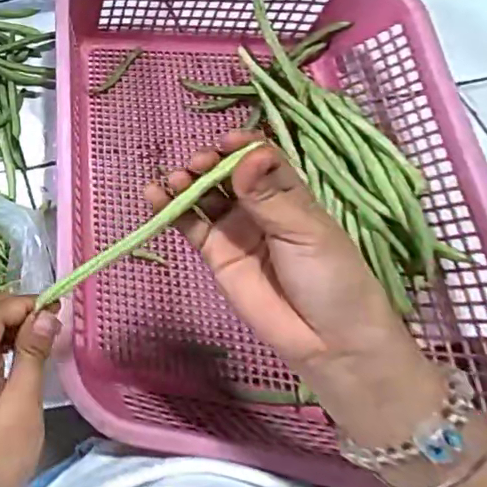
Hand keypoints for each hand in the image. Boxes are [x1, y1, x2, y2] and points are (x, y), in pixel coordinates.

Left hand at [0, 295, 59, 486]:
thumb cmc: (0, 454)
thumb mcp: (22, 402)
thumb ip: (32, 353)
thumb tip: (46, 313)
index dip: (25, 304)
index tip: (57, 307)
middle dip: (19, 307)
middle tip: (52, 316)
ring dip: (15, 320)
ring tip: (47, 329)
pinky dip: (10, 336)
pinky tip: (31, 345)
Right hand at [146, 130, 445, 447]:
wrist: (331, 345)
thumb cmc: (332, 279)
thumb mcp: (306, 232)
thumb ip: (269, 195)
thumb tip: (246, 154)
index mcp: (287, 192)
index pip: (259, 158)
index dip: (242, 147)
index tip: (227, 142)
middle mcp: (257, 204)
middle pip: (225, 172)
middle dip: (209, 162)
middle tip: (199, 164)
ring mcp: (233, 227)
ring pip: (203, 194)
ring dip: (186, 180)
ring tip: (176, 180)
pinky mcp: (214, 252)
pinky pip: (188, 223)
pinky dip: (170, 207)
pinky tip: (154, 194)